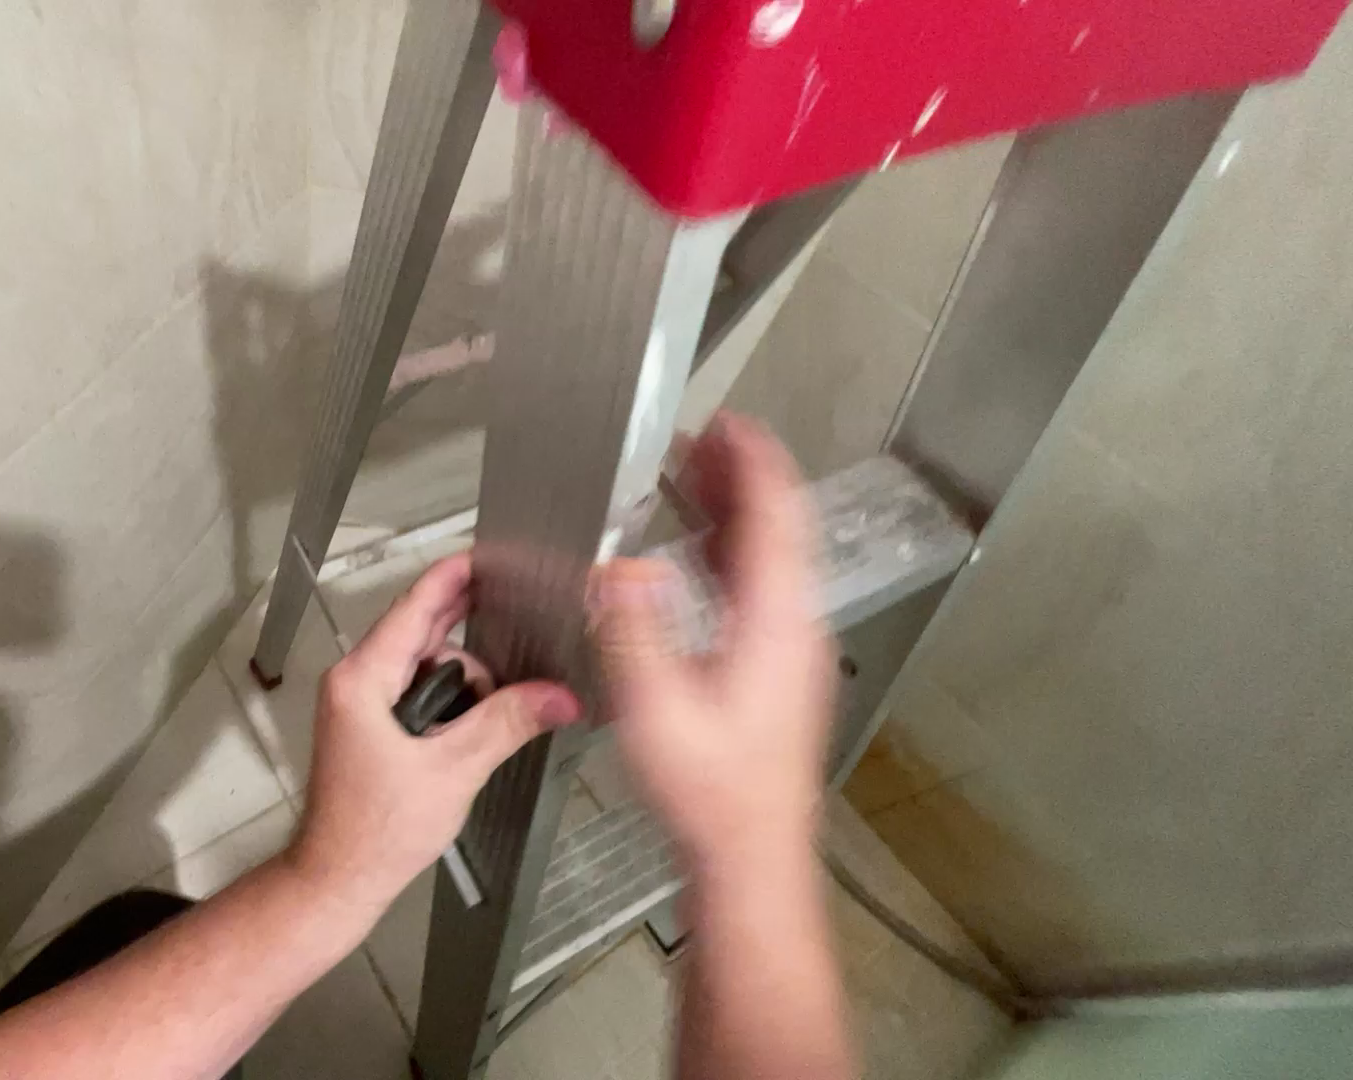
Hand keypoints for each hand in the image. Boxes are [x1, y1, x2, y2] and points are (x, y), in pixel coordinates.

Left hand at [286, 553, 581, 913]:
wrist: (339, 878)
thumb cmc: (378, 831)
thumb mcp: (453, 772)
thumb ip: (506, 724)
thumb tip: (560, 697)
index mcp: (363, 679)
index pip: (414, 608)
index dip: (452, 577)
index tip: (487, 556)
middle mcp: (355, 679)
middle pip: (420, 631)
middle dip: (469, 628)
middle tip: (517, 614)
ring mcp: (359, 699)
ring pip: (423, 662)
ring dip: (464, 679)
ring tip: (495, 712)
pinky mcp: (369, 720)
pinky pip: (415, 687)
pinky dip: (448, 696)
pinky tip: (474, 723)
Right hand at [593, 415, 835, 873]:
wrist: (747, 846)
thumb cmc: (711, 788)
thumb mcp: (657, 712)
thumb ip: (636, 636)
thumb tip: (620, 570)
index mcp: (772, 626)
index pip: (776, 521)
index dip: (755, 465)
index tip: (730, 425)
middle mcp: (789, 627)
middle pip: (776, 528)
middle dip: (739, 476)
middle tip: (701, 441)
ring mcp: (784, 645)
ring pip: (767, 554)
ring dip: (735, 508)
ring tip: (696, 477)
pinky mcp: (770, 662)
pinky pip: (755, 584)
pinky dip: (729, 548)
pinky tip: (697, 548)